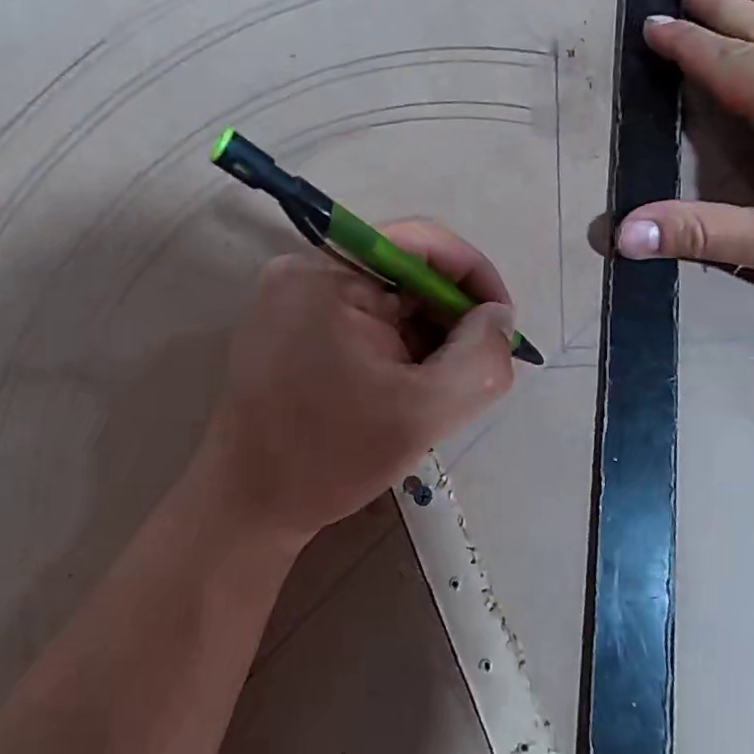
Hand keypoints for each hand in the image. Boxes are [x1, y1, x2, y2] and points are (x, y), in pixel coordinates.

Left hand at [190, 220, 519, 545]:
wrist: (249, 509)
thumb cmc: (330, 457)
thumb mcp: (424, 411)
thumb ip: (481, 359)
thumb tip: (500, 318)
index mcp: (328, 276)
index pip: (423, 244)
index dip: (476, 278)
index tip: (504, 327)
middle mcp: (308, 274)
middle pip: (410, 274)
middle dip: (455, 319)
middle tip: (479, 369)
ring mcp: (299, 303)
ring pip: (394, 303)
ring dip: (432, 340)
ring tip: (442, 392)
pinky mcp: (298, 332)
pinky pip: (372, 324)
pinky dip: (405, 352)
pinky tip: (411, 393)